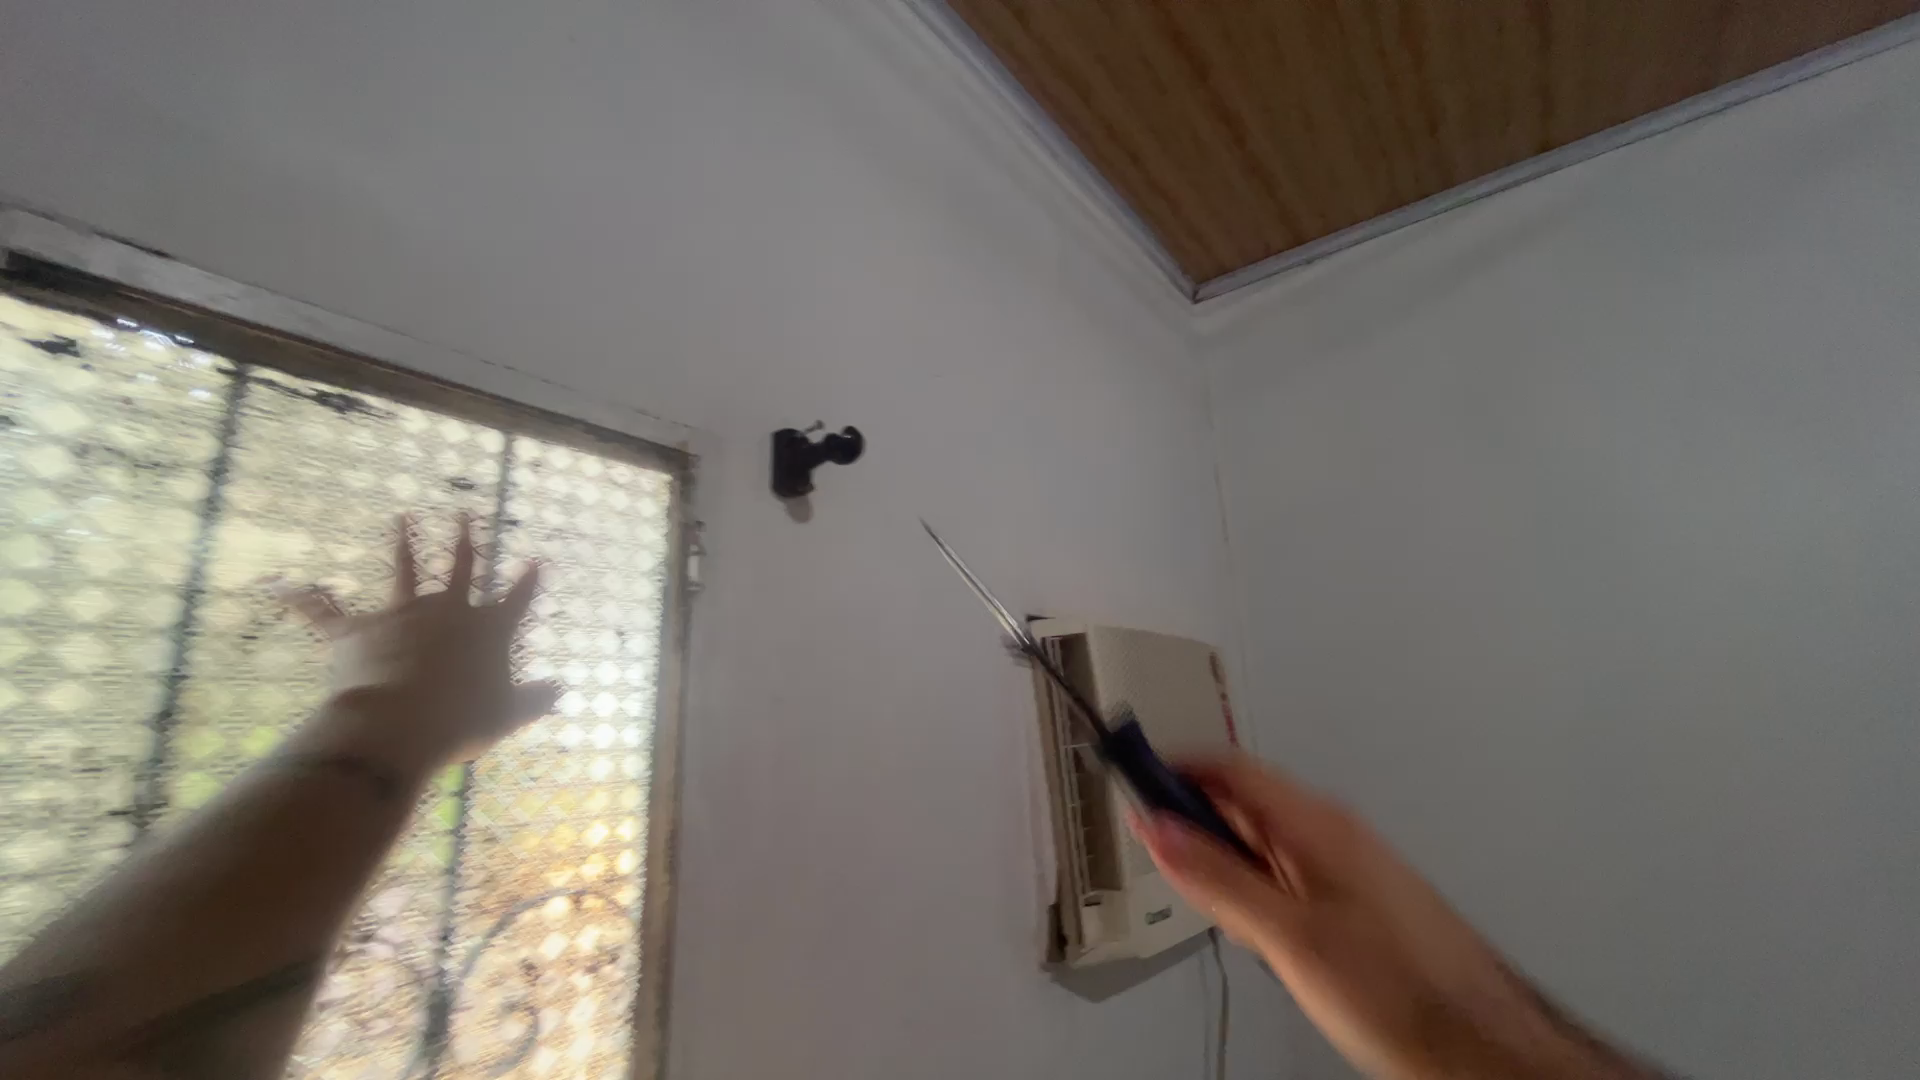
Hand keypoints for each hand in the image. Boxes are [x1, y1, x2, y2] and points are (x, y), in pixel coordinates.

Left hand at [273, 513, 561, 773]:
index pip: (516, 599)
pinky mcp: (356, 632)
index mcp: (488, 629)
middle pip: (461, 568)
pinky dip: (302, 599)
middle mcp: (448, 611)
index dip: (528, 581)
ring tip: (401, 518)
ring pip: (404, 572)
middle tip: (464, 514)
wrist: (398, 724)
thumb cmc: (461, 720)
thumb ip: (533, 701)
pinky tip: (276, 585)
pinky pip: (324, 613)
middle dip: (465, 540)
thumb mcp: (507, 715)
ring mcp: (401, 616)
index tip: (536, 560)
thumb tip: (560, 691)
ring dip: (403, 544)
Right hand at [1131, 756, 1658, 1079]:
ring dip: (1219, 848)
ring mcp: (1347, 864)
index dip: (1177, 768)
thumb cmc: (1392, 992)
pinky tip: (1245, 917)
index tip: (1132, 780)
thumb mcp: (1287, 935)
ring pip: (1263, 838)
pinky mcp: (1357, 898)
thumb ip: (1216, 878)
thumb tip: (1154, 826)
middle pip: (1245, 800)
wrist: (1493, 1056)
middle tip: (1152, 844)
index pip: (1230, 769)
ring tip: (1191, 886)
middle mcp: (1331, 831)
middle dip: (1192, 812)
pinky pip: (1285, 868)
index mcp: (1314, 823)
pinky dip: (1249, 878)